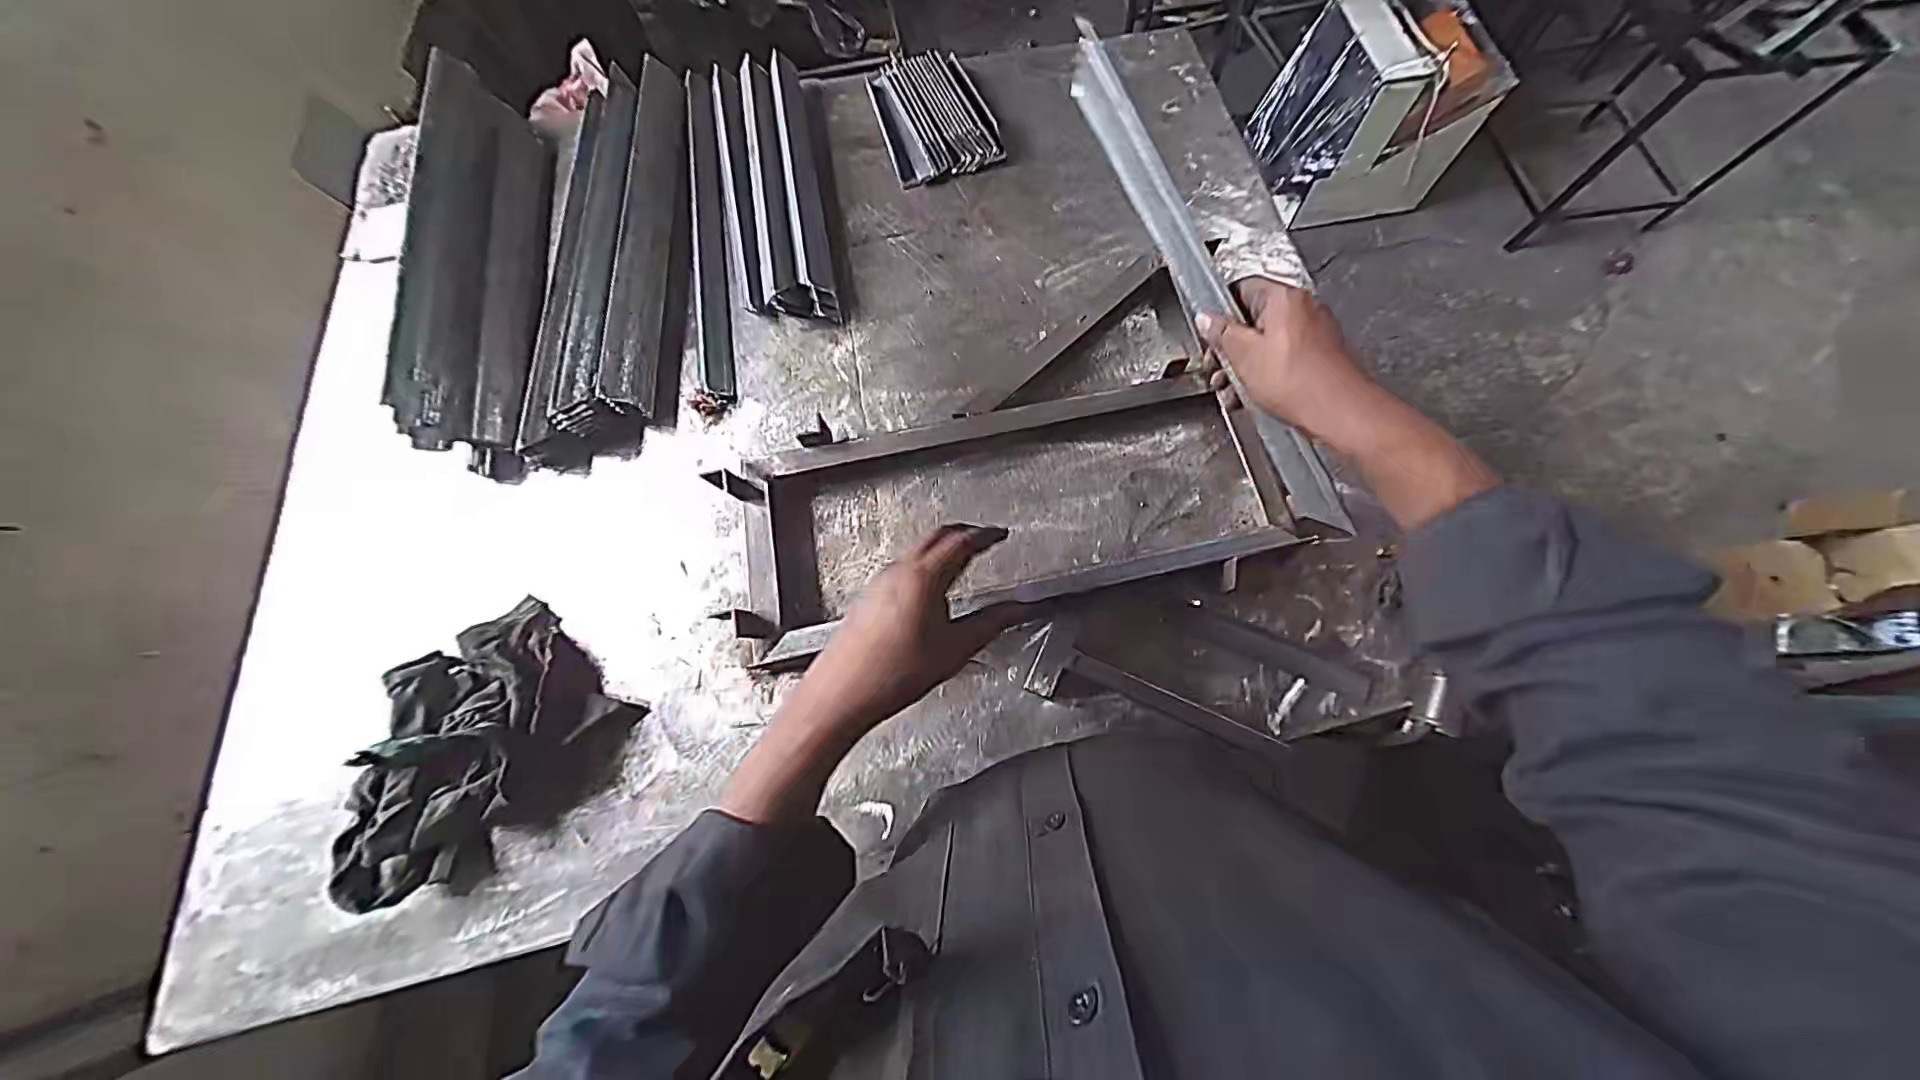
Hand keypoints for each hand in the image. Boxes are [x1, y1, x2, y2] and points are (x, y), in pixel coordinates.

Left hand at [719, 525, 1033, 823]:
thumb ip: (992, 623)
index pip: (962, 542)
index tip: (998, 534)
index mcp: (923, 577)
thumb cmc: (889, 675)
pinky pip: (903, 569)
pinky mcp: (869, 597)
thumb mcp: (955, 649)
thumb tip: (1018, 611)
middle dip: (964, 534)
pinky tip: (931, 593)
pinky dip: (924, 568)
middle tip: (983, 540)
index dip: (986, 535)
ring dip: (942, 551)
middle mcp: (898, 571)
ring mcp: (880, 583)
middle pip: (937, 536)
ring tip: (963, 565)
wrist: (840, 694)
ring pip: (918, 551)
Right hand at [1195, 278, 1391, 452]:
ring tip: (1232, 389)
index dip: (1219, 314)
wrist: (1337, 411)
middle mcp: (1303, 309)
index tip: (1208, 335)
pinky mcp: (1316, 357)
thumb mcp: (1243, 355)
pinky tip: (1252, 396)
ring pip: (1265, 344)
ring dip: (1243, 367)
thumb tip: (1206, 319)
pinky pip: (1281, 360)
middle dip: (1229, 348)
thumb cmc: (1299, 382)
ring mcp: (1312, 333)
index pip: (1241, 289)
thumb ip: (1220, 333)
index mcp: (1284, 298)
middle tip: (1217, 367)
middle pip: (1252, 320)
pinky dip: (1264, 376)